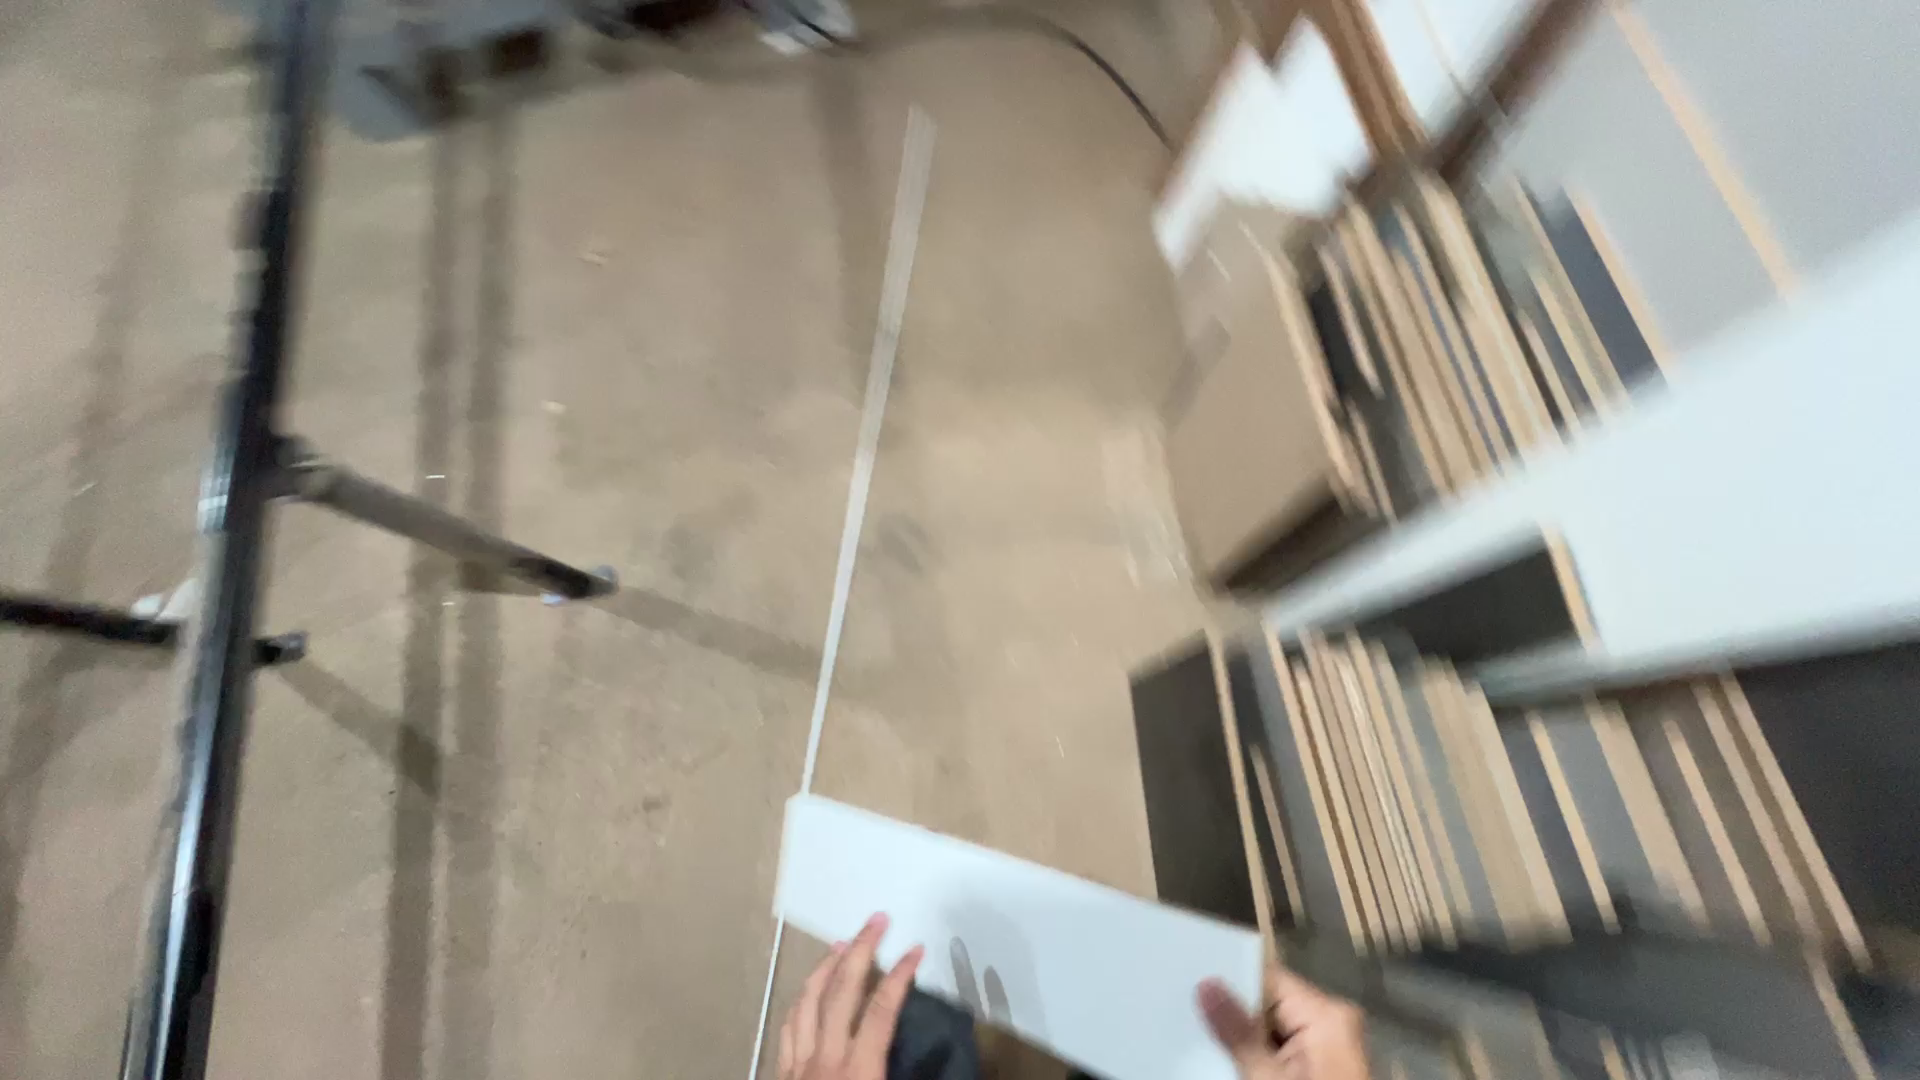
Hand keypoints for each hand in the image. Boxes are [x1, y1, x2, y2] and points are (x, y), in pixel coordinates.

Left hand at [780, 913, 925, 1079]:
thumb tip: (937, 1047)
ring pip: (809, 1001)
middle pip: (843, 991)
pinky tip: (809, 989)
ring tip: (841, 942)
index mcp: (859, 1069)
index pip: (882, 1010)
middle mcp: (826, 1057)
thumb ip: (910, 1069)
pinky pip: (788, 1028)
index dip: (900, 975)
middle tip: (877, 919)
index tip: (916, 949)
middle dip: (861, 949)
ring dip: (826, 966)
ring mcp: (800, 1063)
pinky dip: (800, 1001)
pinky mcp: (783, 1073)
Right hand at [1198, 966, 1367, 1079]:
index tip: (1187, 978)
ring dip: (1239, 1037)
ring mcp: (1327, 1050)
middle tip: (1184, 1007)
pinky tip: (1227, 1061)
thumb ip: (1237, 1033)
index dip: (1226, 976)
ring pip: (1269, 1028)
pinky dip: (1255, 1057)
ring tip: (1197, 1033)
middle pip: (1266, 1001)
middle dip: (1230, 1010)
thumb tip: (1206, 983)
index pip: (1265, 976)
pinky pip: (1279, 1050)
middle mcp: (1331, 1024)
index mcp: (1327, 1015)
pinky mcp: (1320, 1070)